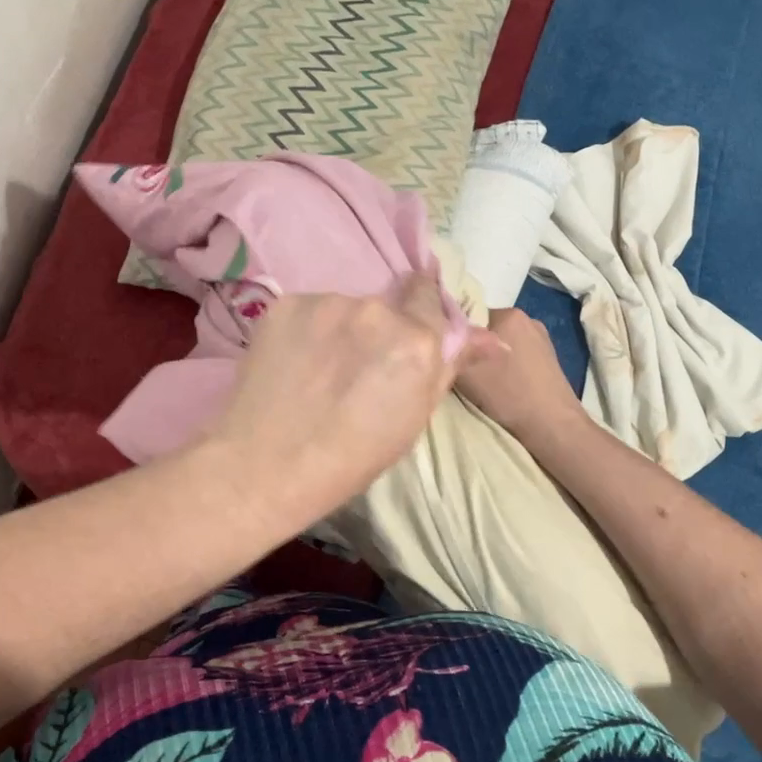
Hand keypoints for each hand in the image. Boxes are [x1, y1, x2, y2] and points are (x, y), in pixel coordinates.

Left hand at [199, 274, 499, 526]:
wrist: (266, 465)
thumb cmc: (349, 459)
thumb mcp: (413, 419)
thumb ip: (450, 368)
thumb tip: (496, 338)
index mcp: (417, 342)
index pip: (428, 296)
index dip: (416, 317)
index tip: (401, 339)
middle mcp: (375, 310)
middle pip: (385, 305)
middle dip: (377, 330)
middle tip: (355, 371)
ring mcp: (326, 303)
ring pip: (343, 308)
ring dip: (340, 329)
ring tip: (317, 372)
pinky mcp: (286, 304)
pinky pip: (308, 310)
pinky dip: (305, 330)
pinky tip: (292, 363)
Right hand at [455, 308, 587, 444]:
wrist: (551, 423)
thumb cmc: (505, 392)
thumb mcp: (463, 370)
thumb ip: (451, 346)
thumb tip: (445, 335)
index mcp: (508, 314)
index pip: (470, 314)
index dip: (458, 335)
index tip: (452, 355)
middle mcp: (528, 318)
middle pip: (488, 327)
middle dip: (476, 345)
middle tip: (467, 371)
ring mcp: (542, 338)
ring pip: (504, 342)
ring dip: (492, 356)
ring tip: (487, 381)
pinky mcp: (551, 357)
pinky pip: (519, 354)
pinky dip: (509, 365)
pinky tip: (507, 384)